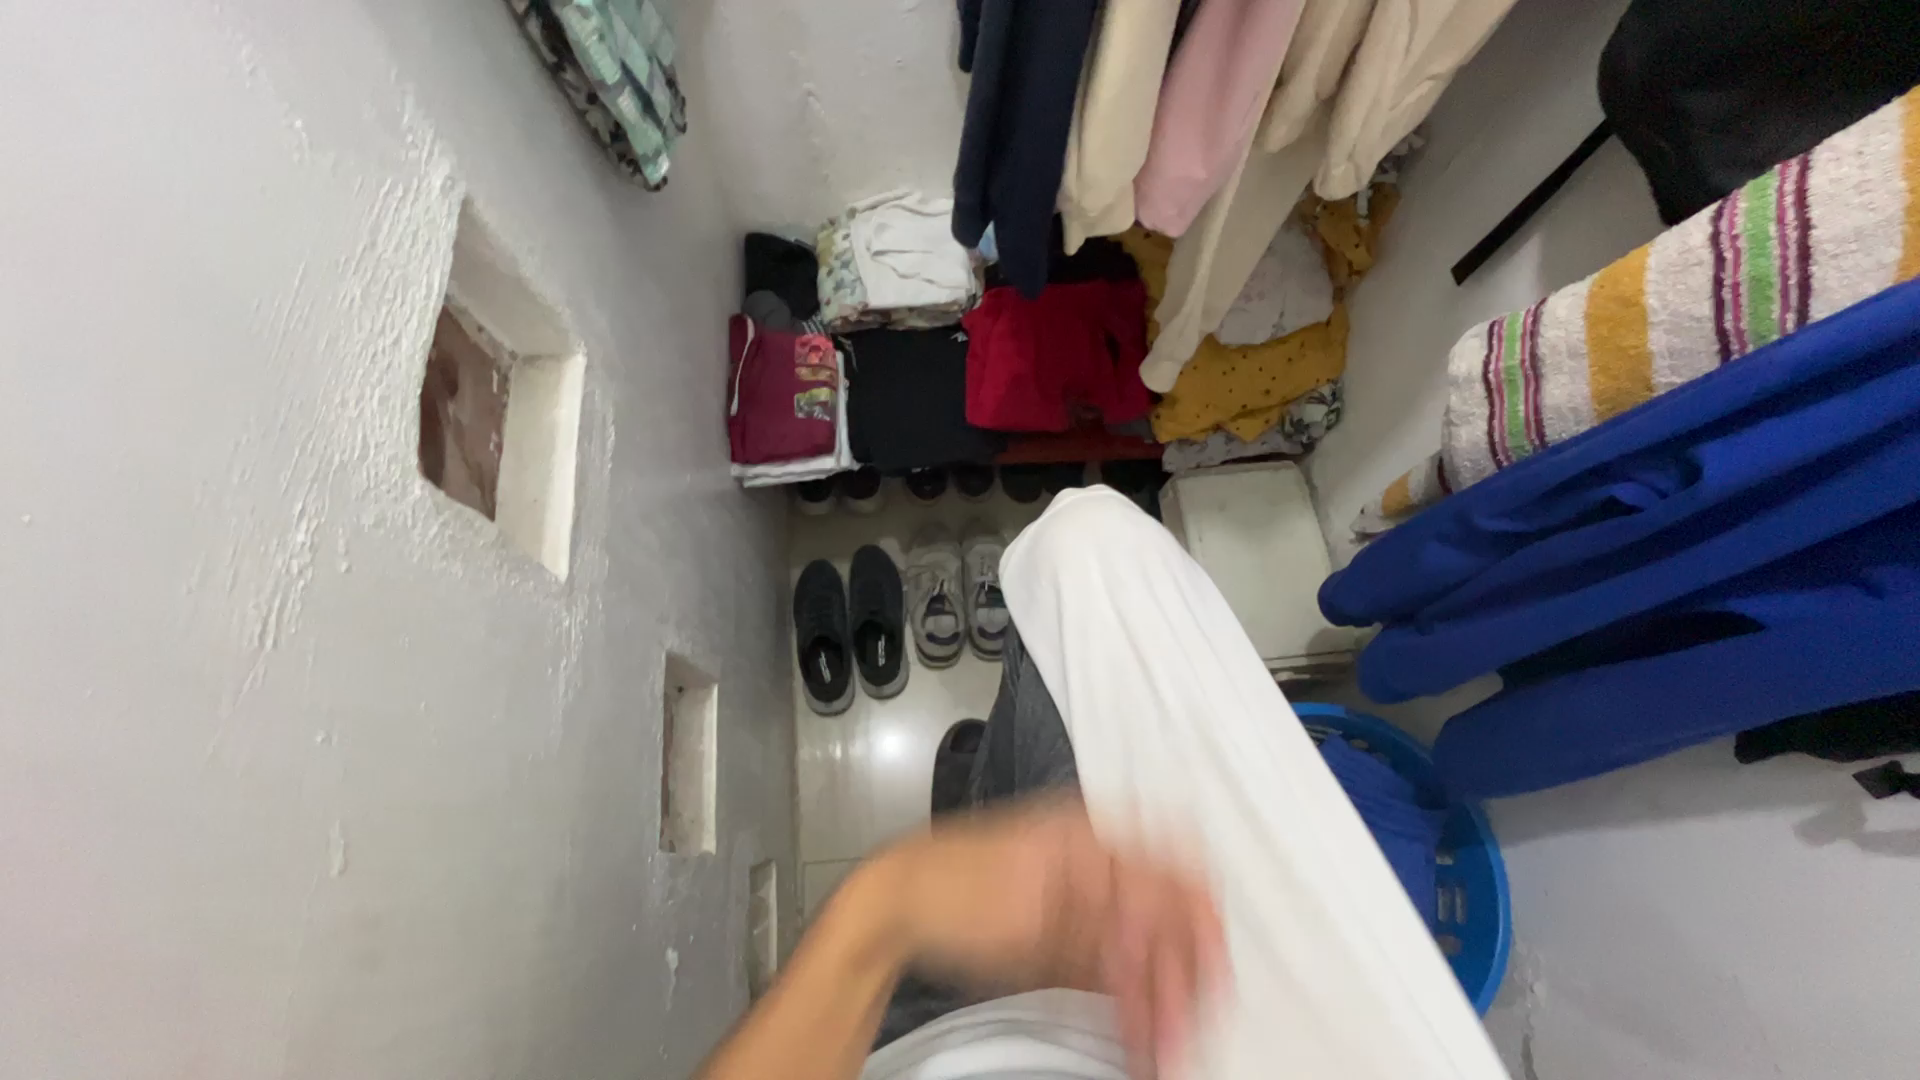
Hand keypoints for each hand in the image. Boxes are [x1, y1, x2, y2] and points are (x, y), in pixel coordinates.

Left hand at [859, 796, 1227, 1078]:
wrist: (899, 900)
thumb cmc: (955, 886)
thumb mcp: (1033, 915)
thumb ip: (1105, 930)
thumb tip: (1159, 944)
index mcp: (1091, 835)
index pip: (1174, 872)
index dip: (1201, 927)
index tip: (1214, 979)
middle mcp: (1093, 859)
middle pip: (1162, 918)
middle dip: (1179, 978)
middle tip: (1183, 1033)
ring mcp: (1080, 894)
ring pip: (1140, 948)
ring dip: (1156, 999)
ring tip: (1160, 1049)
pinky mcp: (1065, 928)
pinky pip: (1111, 962)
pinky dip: (1126, 999)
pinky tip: (1134, 1034)